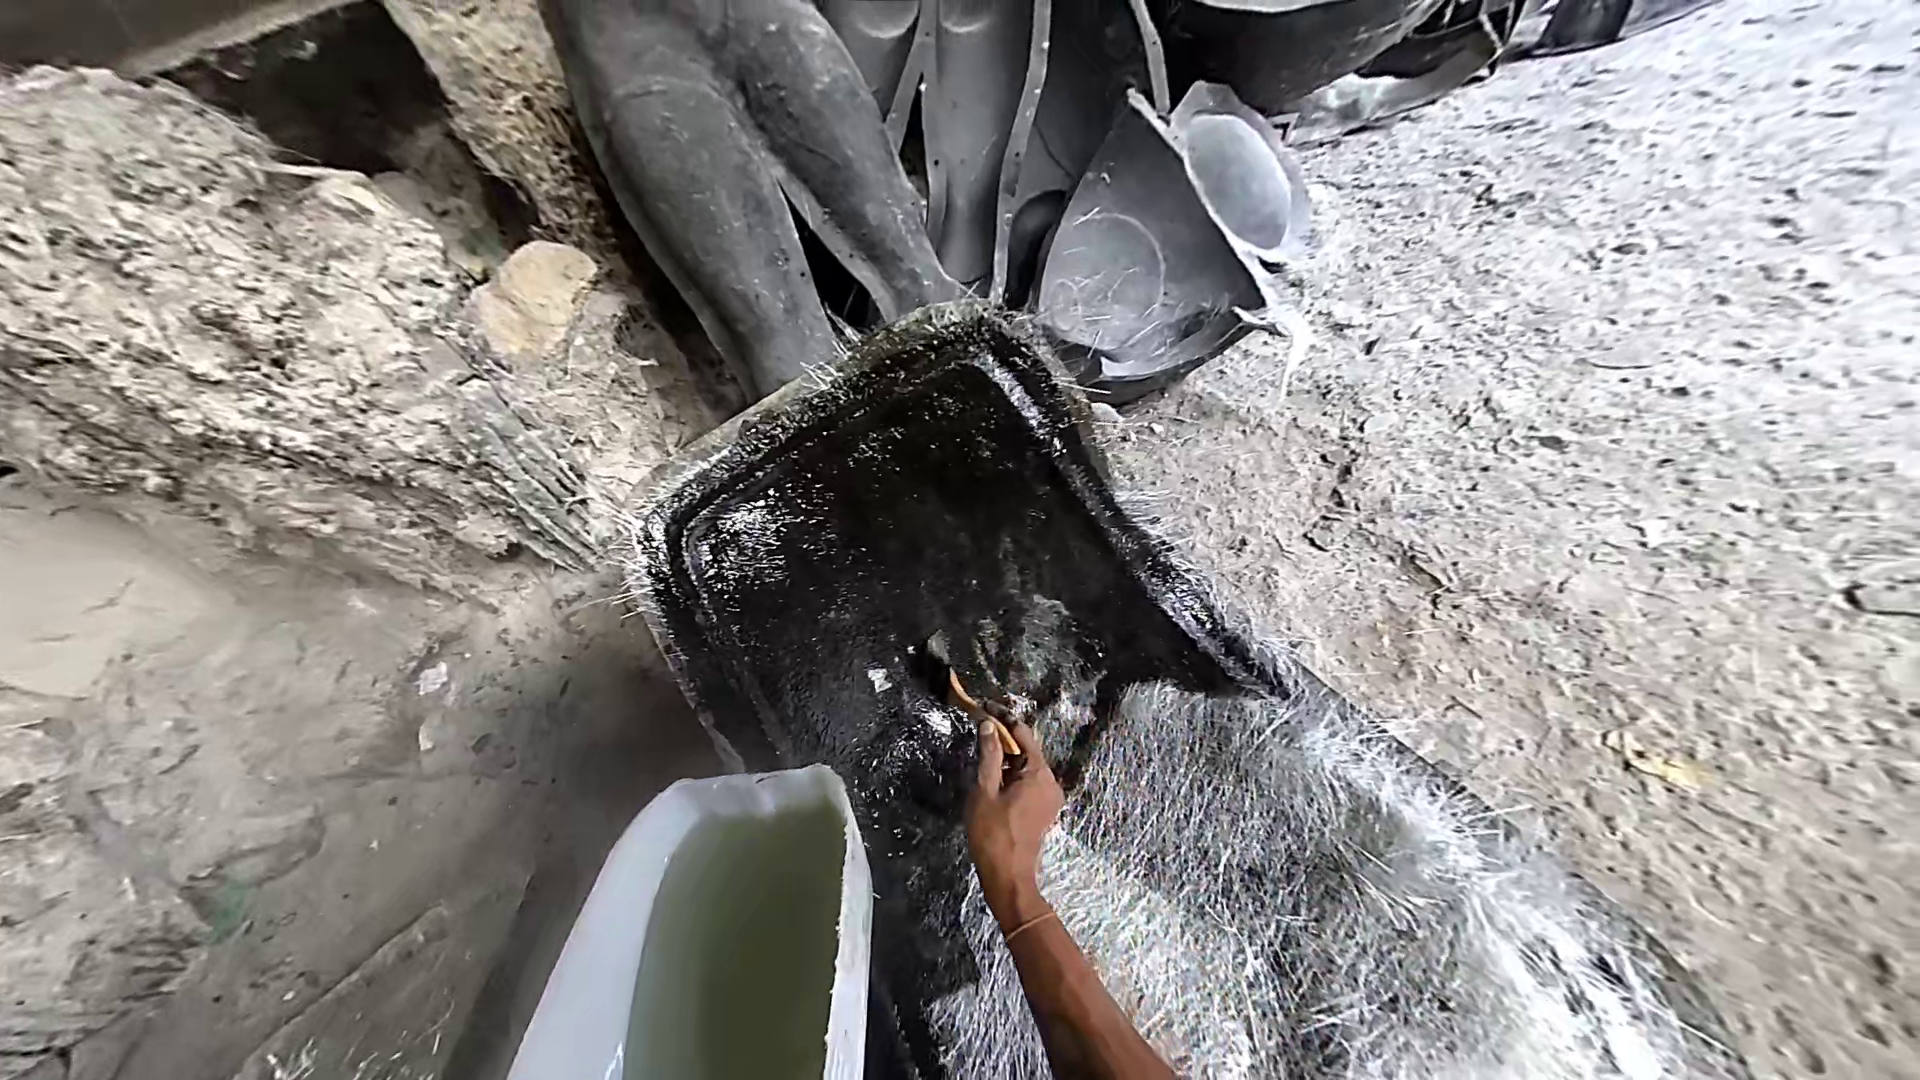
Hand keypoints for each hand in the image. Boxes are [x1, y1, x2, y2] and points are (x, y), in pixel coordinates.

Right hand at [964, 715, 1064, 929]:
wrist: (1008, 878)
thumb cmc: (993, 834)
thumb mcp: (985, 791)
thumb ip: (989, 756)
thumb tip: (989, 725)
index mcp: (1039, 773)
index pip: (1022, 734)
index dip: (1002, 719)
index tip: (983, 708)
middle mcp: (1051, 781)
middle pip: (1025, 750)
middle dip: (1003, 739)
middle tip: (978, 729)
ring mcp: (1050, 797)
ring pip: (1026, 766)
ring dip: (1006, 759)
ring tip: (981, 753)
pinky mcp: (1044, 809)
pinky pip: (1029, 781)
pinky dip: (1012, 775)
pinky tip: (993, 778)